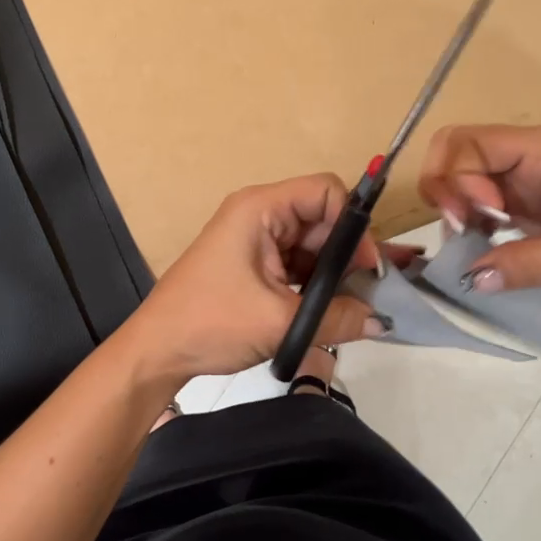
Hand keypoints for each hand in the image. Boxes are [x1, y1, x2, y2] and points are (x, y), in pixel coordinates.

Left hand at [118, 175, 396, 384]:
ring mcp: (257, 240)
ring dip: (335, 275)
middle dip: (348, 255)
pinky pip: (299, 265)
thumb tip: (382, 321)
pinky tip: (335, 313)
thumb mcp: (280, 322)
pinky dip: (318, 286)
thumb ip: (337, 318)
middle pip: (322, 220)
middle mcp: (260, 215)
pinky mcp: (255, 266)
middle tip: (370, 296)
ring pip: (313, 246)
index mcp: (260, 209)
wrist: (159, 349)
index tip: (364, 267)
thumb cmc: (211, 322)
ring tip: (358, 309)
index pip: (325, 191)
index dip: (352, 224)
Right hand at [418, 124, 540, 302]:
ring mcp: (536, 181)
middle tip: (464, 231)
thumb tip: (469, 278)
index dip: (457, 178)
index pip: (469, 142)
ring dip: (460, 209)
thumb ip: (531, 264)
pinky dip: (477, 224)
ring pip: (469, 180)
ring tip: (475, 246)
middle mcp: (536, 157)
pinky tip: (487, 251)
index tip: (476, 220)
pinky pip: (489, 205)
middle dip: (447, 188)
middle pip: (460, 154)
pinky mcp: (540, 207)